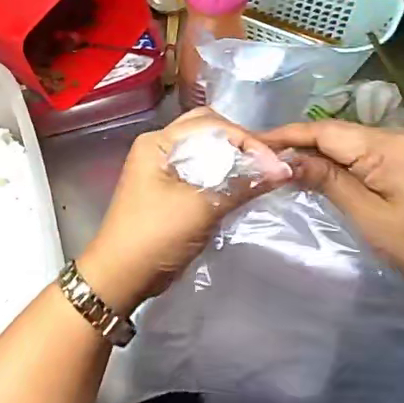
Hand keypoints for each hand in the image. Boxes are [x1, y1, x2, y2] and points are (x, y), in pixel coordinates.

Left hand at [79, 109, 290, 313]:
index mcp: (158, 142)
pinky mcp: (169, 187)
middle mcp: (159, 146)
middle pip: (208, 130)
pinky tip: (242, 184)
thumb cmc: (156, 236)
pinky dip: (223, 172)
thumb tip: (284, 169)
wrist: (120, 277)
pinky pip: (201, 169)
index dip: (247, 141)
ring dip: (233, 157)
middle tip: (268, 162)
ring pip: (205, 149)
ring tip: (261, 171)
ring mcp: (162, 167)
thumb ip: (242, 184)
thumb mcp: (201, 208)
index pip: (211, 125)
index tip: (275, 164)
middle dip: (240, 143)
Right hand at [259, 121, 403, 312]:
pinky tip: (329, 172)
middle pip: (340, 132)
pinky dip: (348, 159)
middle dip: (302, 144)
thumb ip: (330, 182)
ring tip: (287, 166)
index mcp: (392, 144)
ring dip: (324, 152)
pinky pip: (375, 149)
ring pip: (356, 140)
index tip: (251, 142)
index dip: (286, 135)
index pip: (326, 131)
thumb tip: (286, 159)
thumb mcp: (374, 220)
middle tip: (263, 159)